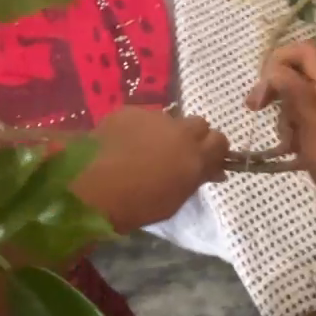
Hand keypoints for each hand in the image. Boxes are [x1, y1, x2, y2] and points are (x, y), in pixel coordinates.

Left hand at [70, 106, 228, 232]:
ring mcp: (154, 117)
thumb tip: (213, 170)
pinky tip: (125, 141)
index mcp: (195, 156)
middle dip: (193, 136)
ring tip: (146, 147)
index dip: (214, 150)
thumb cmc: (138, 204)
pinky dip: (140, 127)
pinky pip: (143, 116)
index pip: (220, 141)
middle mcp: (180, 130)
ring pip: (170, 119)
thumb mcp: (176, 199)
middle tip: (178, 152)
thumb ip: (196, 178)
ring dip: (165, 131)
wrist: (95, 184)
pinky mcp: (130, 110)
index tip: (206, 160)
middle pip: (199, 124)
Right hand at [250, 41, 315, 228]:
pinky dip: (306, 124)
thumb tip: (275, 67)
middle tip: (257, 113)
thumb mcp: (311, 129)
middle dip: (280, 91)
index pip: (305, 50)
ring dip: (291, 112)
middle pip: (306, 72)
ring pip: (312, 94)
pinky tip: (299, 150)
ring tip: (287, 144)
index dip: (278, 61)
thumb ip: (293, 92)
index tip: (262, 91)